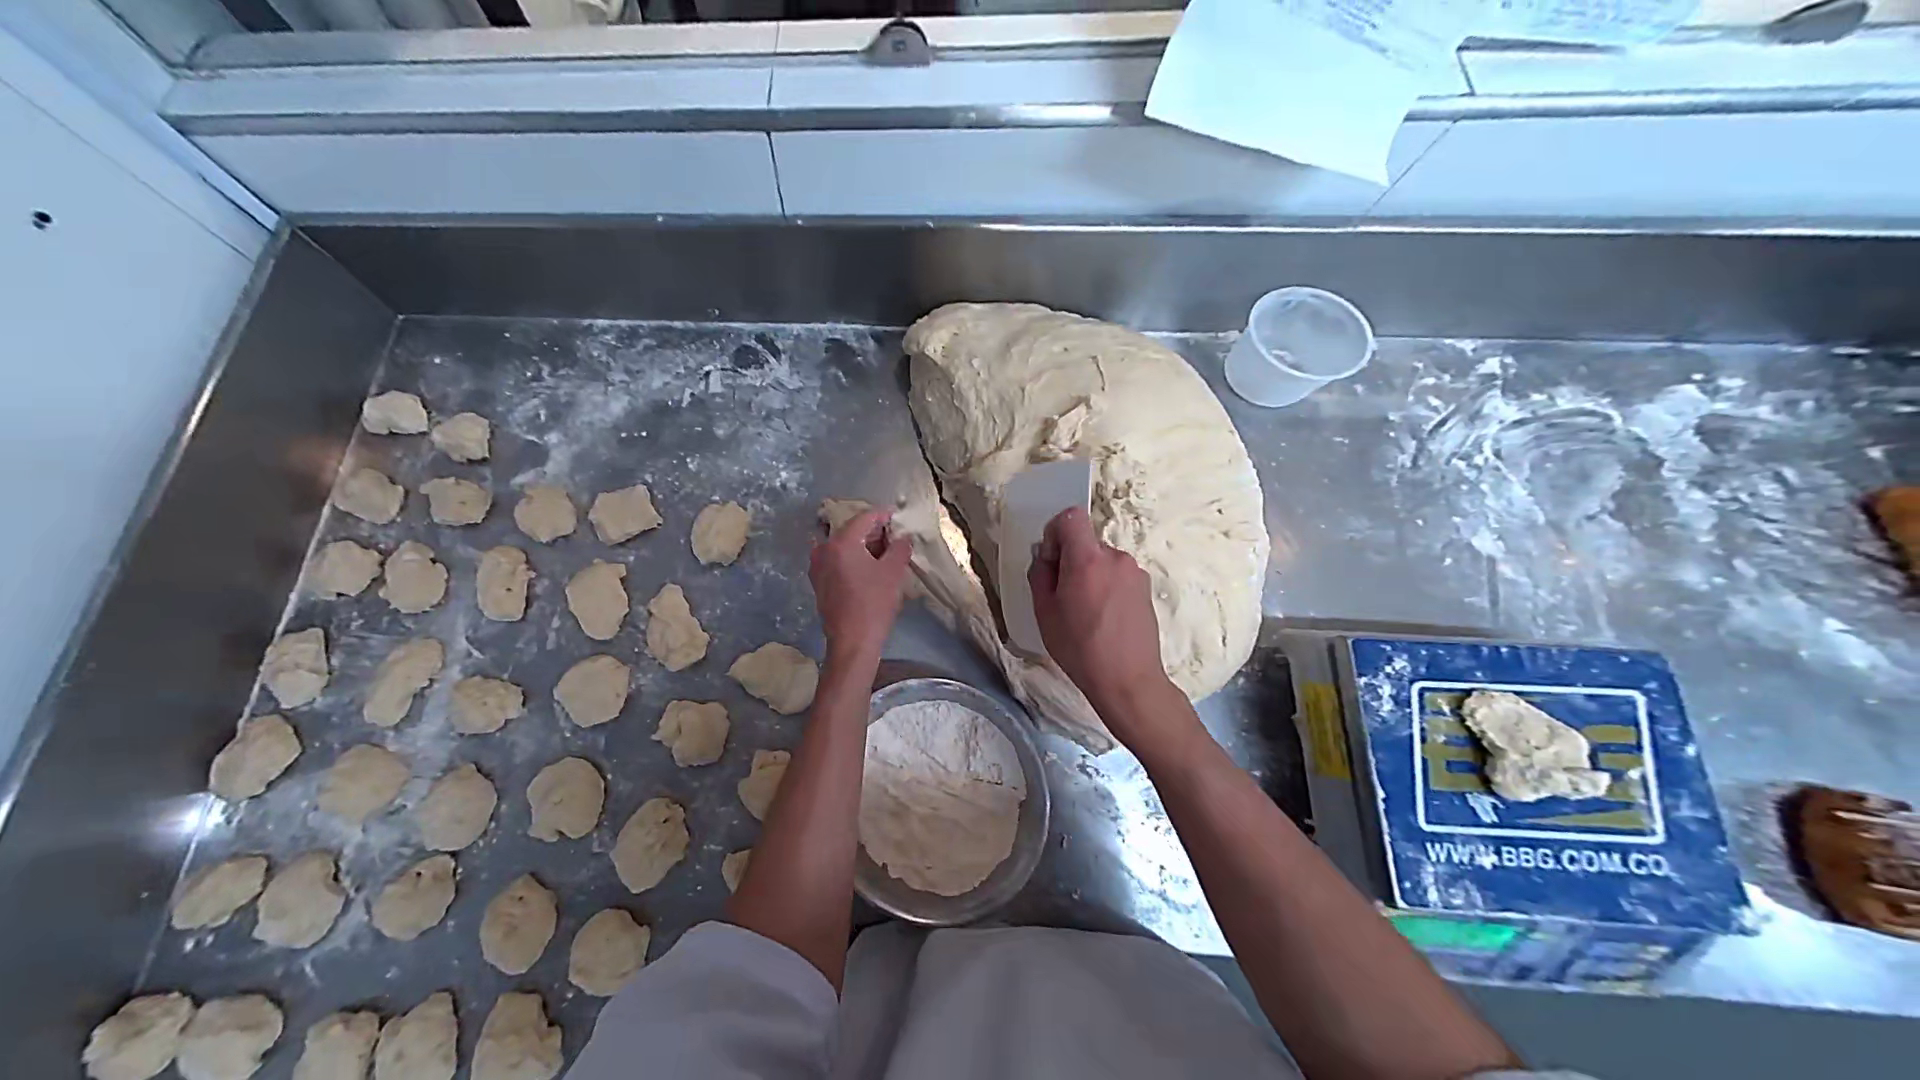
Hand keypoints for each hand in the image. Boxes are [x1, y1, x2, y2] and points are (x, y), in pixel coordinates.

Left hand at [810, 508, 913, 660]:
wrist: (852, 641)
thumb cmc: (874, 604)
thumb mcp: (893, 572)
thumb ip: (899, 548)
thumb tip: (902, 538)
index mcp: (840, 542)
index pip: (865, 518)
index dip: (884, 515)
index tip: (898, 517)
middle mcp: (823, 549)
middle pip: (851, 530)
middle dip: (873, 531)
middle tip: (894, 536)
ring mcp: (818, 567)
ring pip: (843, 546)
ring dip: (863, 546)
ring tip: (885, 553)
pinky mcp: (819, 582)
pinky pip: (837, 560)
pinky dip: (852, 558)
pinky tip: (869, 568)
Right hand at [1028, 507, 1182, 743]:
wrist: (1128, 680)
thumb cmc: (1080, 648)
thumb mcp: (1044, 612)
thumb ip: (1040, 575)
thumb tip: (1046, 558)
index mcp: (1087, 559)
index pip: (1070, 517)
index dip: (1055, 533)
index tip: (1051, 562)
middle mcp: (1115, 558)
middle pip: (1085, 542)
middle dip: (1070, 560)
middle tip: (1063, 596)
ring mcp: (1134, 572)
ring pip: (1101, 560)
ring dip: (1090, 575)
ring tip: (1085, 612)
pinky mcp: (1145, 587)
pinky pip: (1117, 575)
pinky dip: (1106, 587)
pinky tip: (1104, 618)